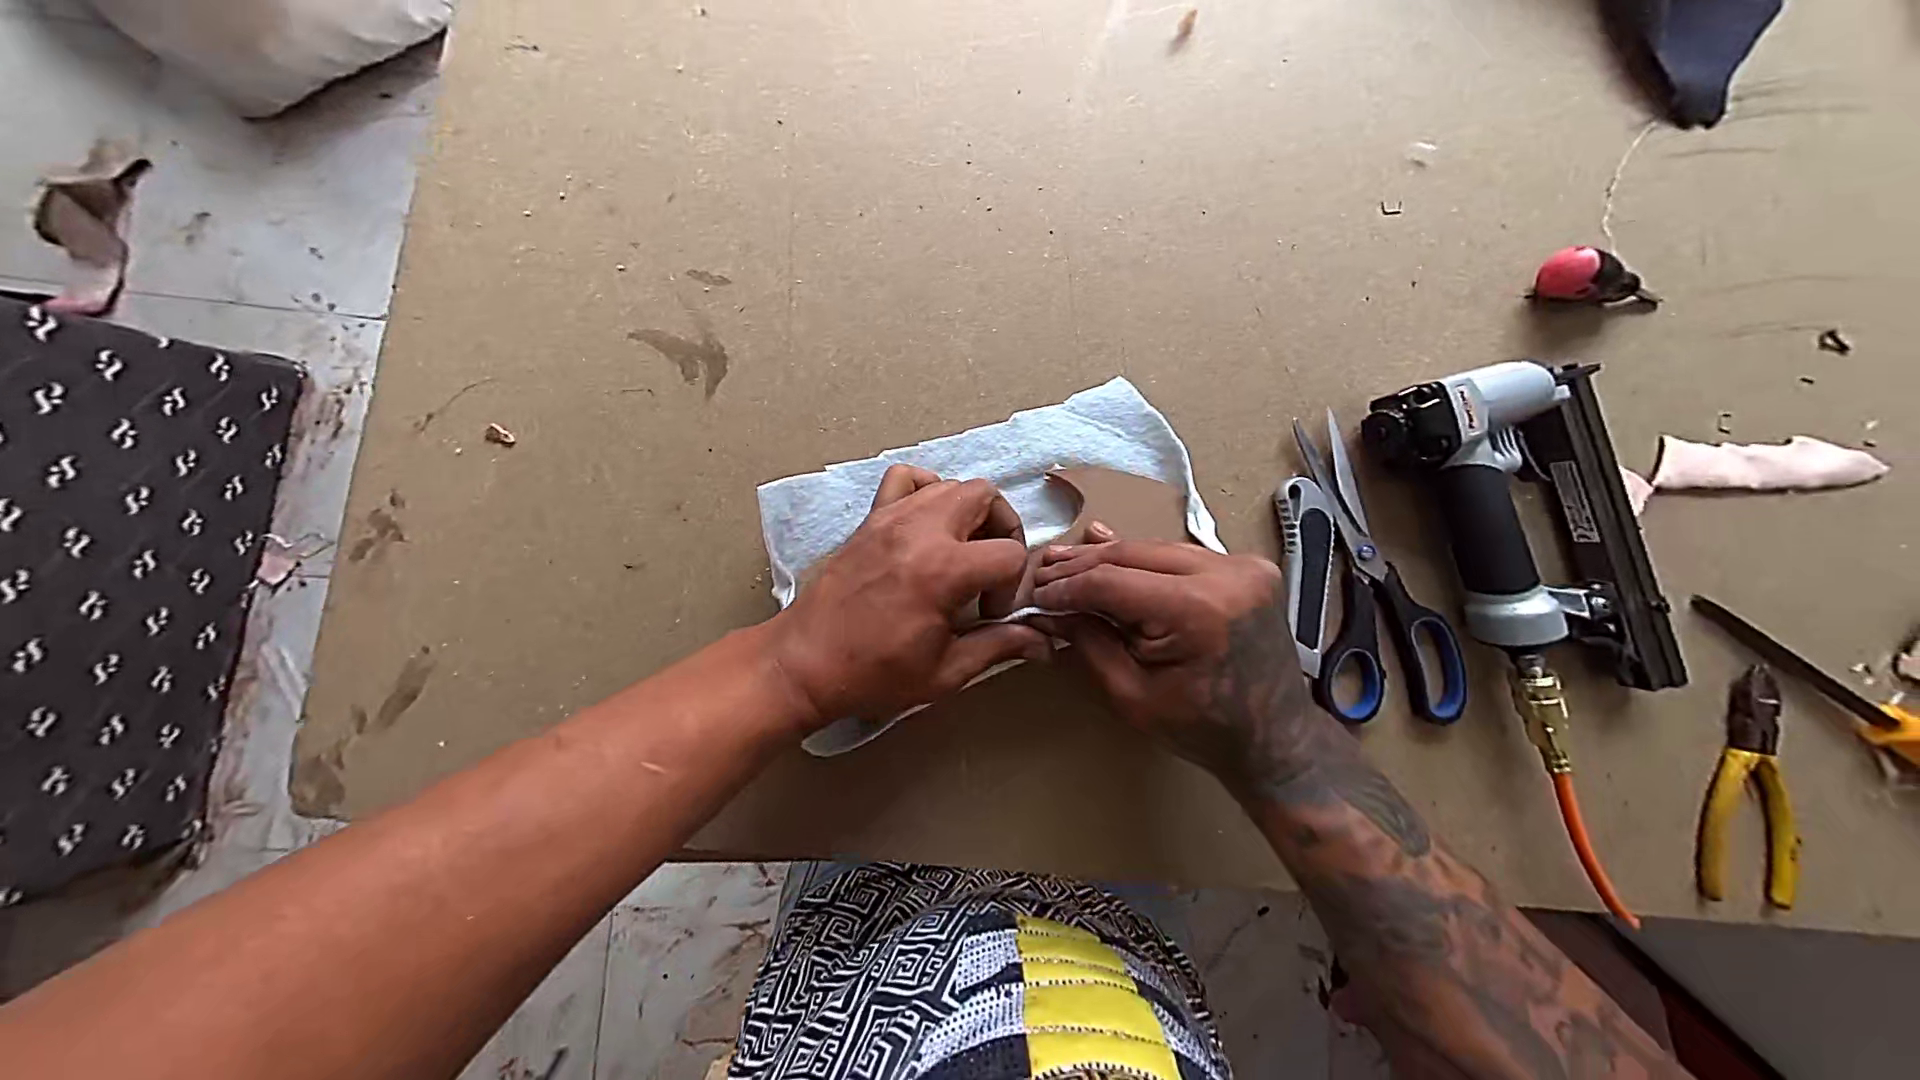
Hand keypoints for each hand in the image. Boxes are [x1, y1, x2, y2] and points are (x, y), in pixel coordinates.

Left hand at [766, 465, 1049, 730]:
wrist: (803, 664)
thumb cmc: (871, 674)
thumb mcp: (945, 672)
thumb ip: (998, 647)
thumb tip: (1042, 642)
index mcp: (943, 570)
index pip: (1009, 553)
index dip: (1013, 586)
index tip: (991, 613)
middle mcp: (919, 531)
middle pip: (987, 496)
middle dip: (1002, 531)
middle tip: (989, 571)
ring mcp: (891, 519)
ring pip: (951, 484)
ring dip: (969, 512)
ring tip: (962, 552)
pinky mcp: (870, 520)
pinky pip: (905, 478)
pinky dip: (926, 490)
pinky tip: (928, 524)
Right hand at [1030, 533, 1327, 798]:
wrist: (1276, 739)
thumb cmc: (1204, 729)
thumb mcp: (1130, 694)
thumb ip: (1088, 642)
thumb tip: (1051, 608)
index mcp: (1199, 611)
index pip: (1112, 581)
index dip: (1067, 587)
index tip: (1036, 595)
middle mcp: (1227, 576)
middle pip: (1132, 554)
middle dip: (1081, 565)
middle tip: (1042, 571)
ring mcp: (1243, 567)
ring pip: (1154, 548)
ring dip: (1108, 556)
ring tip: (1064, 561)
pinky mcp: (1247, 568)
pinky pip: (1178, 555)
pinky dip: (1142, 559)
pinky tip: (1107, 547)